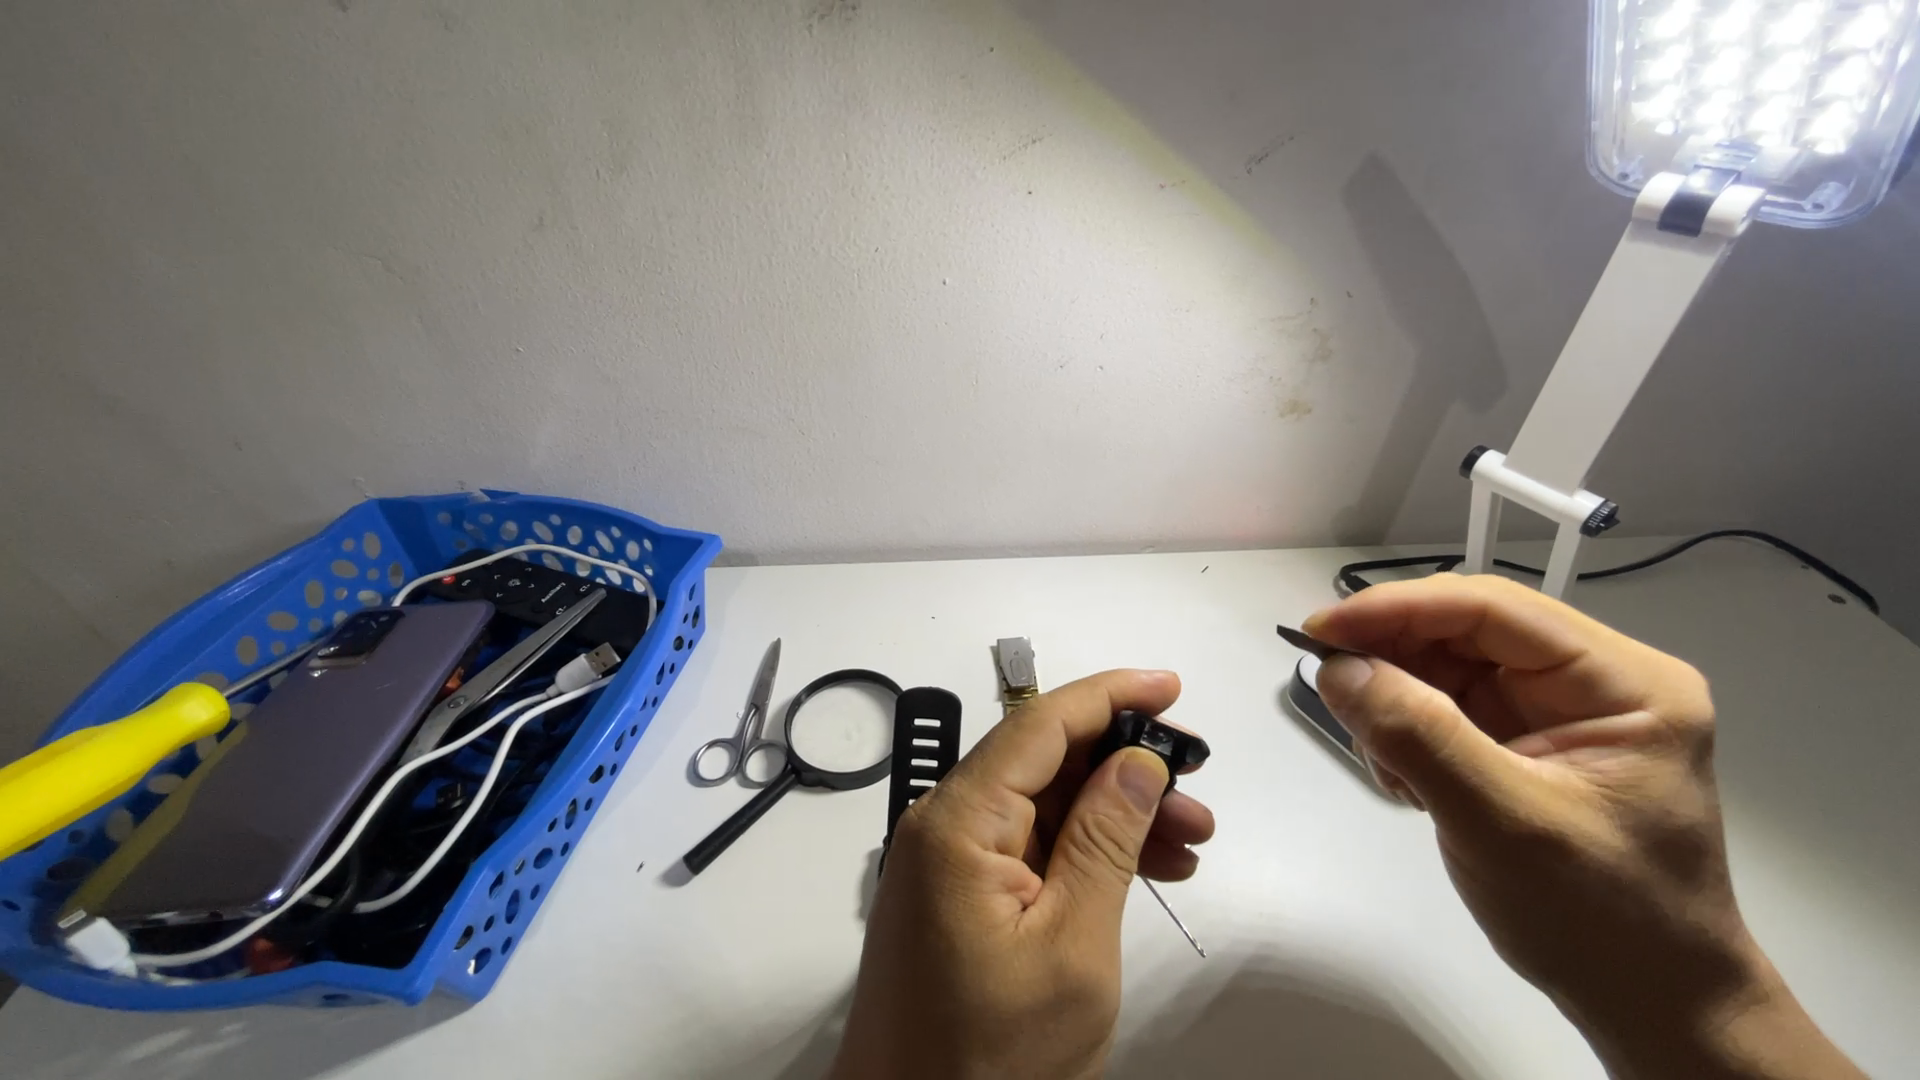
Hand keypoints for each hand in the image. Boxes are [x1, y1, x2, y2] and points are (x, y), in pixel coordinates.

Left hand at [830, 670, 1214, 1079]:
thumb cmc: (991, 1057)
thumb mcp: (1071, 947)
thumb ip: (1105, 841)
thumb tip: (1138, 760)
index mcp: (959, 820)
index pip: (1040, 725)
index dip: (1108, 695)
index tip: (1168, 686)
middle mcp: (947, 822)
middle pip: (1045, 759)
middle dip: (1126, 763)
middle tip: (1197, 785)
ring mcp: (952, 857)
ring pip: (1047, 801)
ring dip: (1117, 810)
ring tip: (1191, 839)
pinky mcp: (963, 888)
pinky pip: (1034, 844)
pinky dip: (1089, 848)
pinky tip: (1150, 867)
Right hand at [1304, 574, 1861, 1079]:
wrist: (1643, 1000)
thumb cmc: (1598, 918)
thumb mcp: (1503, 822)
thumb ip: (1419, 736)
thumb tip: (1335, 668)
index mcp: (1623, 682)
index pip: (1492, 608)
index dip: (1396, 609)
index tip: (1317, 633)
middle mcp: (1589, 678)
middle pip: (1460, 628)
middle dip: (1390, 657)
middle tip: (1333, 692)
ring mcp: (1550, 707)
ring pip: (1438, 662)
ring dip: (1391, 699)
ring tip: (1387, 764)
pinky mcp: (1516, 735)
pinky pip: (1435, 702)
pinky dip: (1400, 729)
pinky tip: (1406, 779)